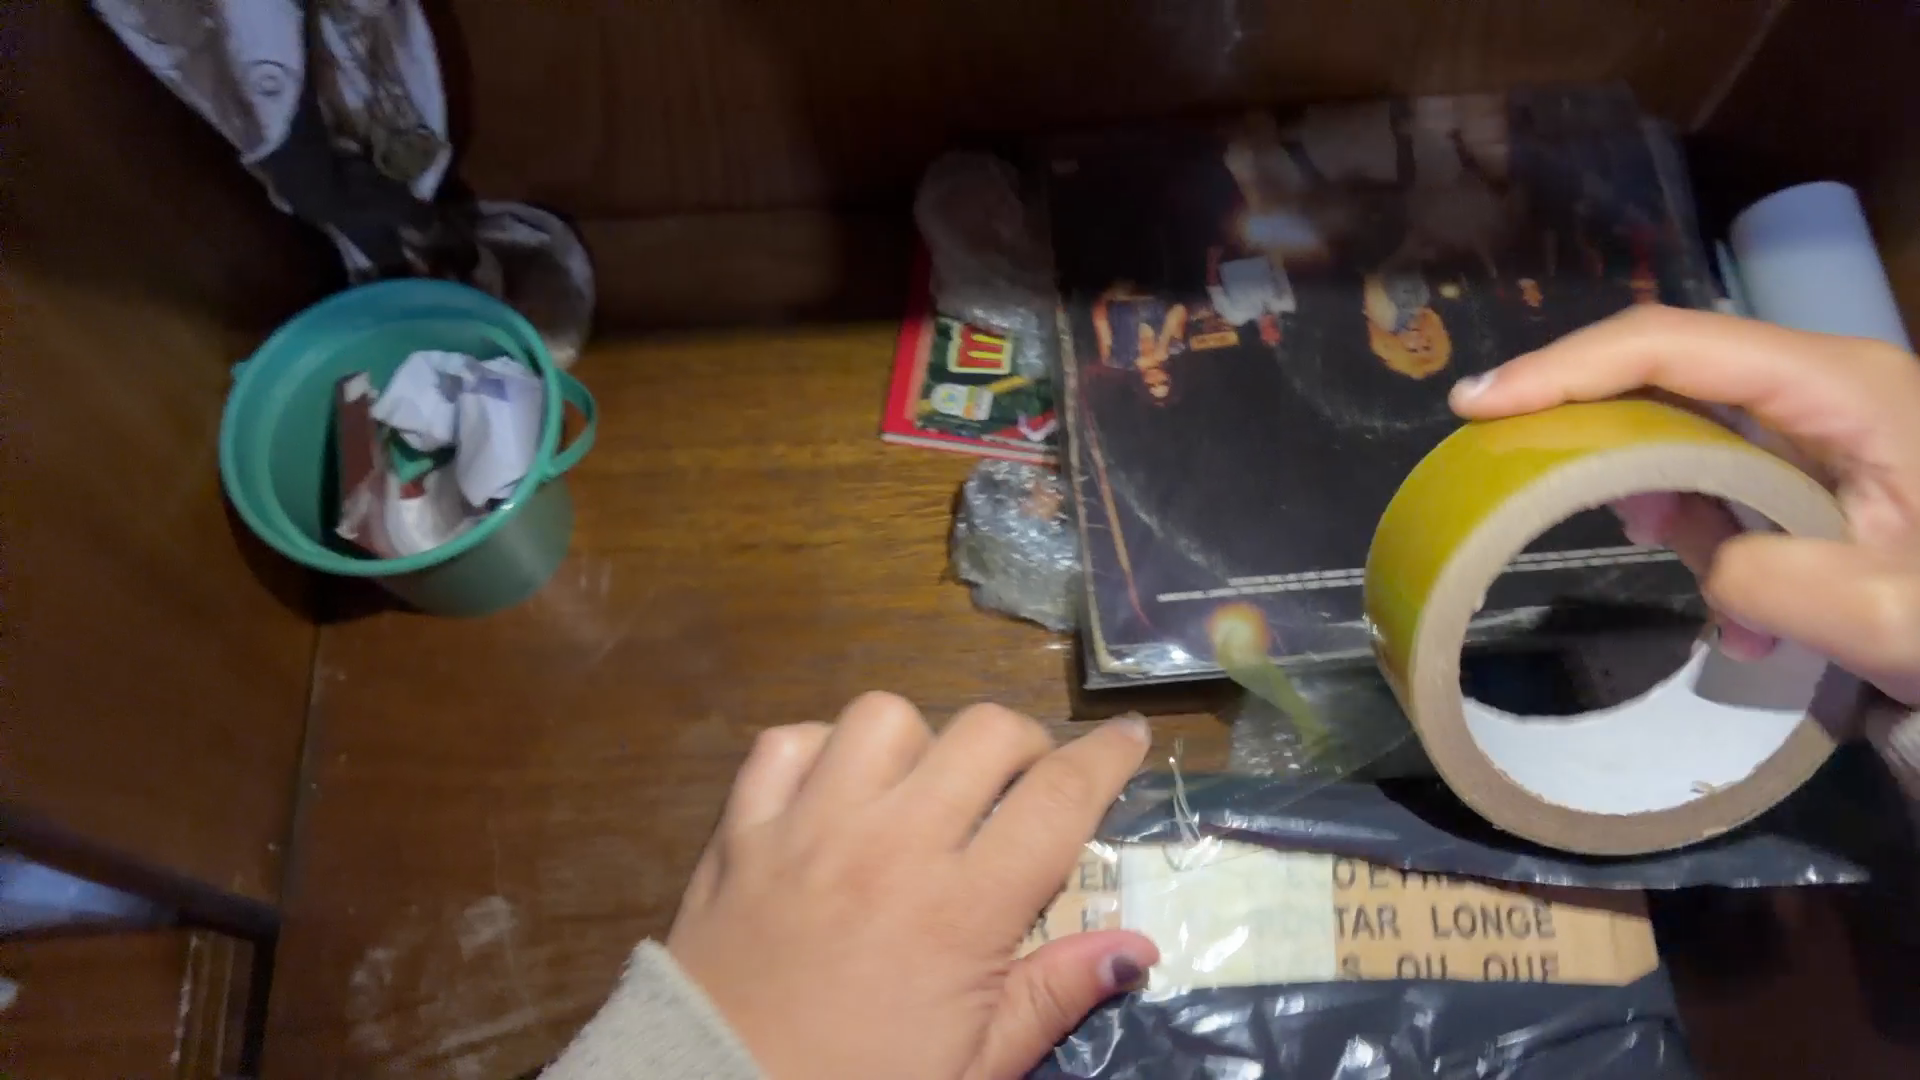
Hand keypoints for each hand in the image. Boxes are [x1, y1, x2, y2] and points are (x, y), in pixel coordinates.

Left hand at [667, 693, 1156, 1079]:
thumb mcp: (973, 1069)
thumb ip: (1053, 995)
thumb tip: (1137, 947)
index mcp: (958, 909)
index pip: (1057, 801)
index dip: (1106, 757)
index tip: (1129, 735)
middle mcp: (889, 844)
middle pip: (982, 732)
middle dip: (1021, 742)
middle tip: (1018, 782)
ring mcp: (809, 826)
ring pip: (882, 717)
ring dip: (916, 741)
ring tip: (916, 788)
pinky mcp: (743, 828)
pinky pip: (784, 743)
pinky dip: (815, 750)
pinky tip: (829, 789)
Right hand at [1450, 306, 1919, 702]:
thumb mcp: (1893, 613)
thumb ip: (1772, 580)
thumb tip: (1697, 553)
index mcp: (1842, 388)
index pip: (1668, 345)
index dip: (1559, 368)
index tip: (1475, 406)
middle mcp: (1817, 384)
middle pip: (1654, 372)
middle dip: (1587, 434)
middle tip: (1528, 483)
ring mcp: (1810, 421)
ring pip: (1673, 431)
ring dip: (1658, 504)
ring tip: (1715, 585)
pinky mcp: (1805, 457)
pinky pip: (1706, 474)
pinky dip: (1697, 535)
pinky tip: (1744, 604)